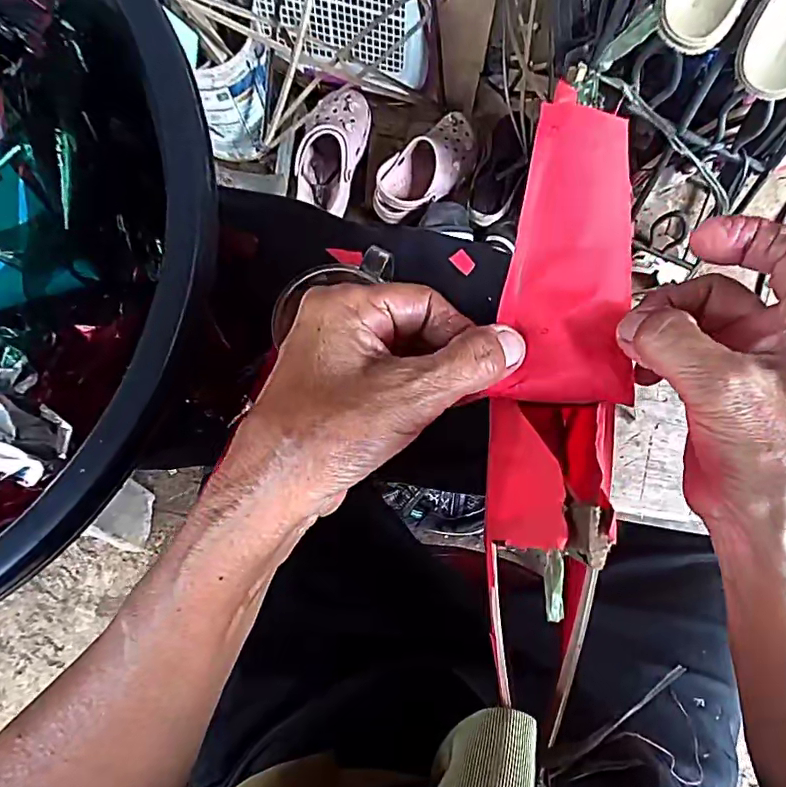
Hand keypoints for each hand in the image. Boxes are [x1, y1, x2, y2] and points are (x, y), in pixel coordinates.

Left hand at [223, 282, 524, 516]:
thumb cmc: (316, 438)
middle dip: (447, 361)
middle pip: (419, 328)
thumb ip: (466, 365)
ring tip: (434, 407)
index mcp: (346, 307)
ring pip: (406, 358)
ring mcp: (338, 359)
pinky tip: (415, 418)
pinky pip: (390, 381)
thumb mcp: (410, 396)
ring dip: (431, 382)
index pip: (429, 301)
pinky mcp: (341, 391)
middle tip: (466, 387)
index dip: (462, 333)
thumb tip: (505, 344)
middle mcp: (337, 326)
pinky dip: (411, 397)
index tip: (485, 360)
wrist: (279, 485)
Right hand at [615, 215, 785, 540]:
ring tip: (638, 344)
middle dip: (681, 300)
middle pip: (726, 292)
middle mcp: (781, 344)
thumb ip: (676, 342)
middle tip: (647, 319)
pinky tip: (642, 366)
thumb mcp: (724, 385)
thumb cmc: (775, 463)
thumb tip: (640, 322)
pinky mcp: (718, 395)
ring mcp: (746, 370)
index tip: (707, 239)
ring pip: (699, 326)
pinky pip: (683, 357)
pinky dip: (658, 356)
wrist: (757, 514)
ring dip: (663, 329)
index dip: (749, 237)